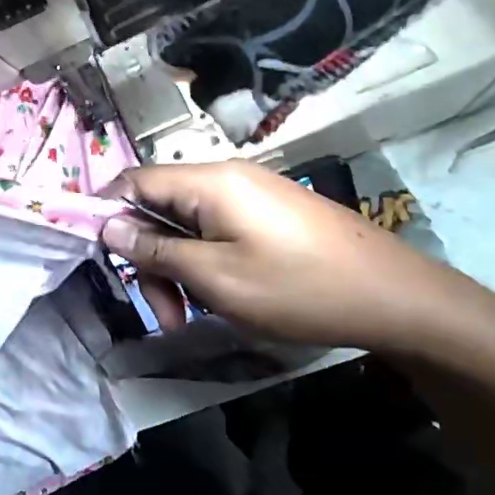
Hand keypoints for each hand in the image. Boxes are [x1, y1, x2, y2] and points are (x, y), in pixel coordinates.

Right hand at [100, 161, 486, 351]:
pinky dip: (208, 264)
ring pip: (191, 225)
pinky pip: (220, 231)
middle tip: (166, 317)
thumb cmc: (296, 286)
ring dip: (181, 270)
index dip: (109, 214)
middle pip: (163, 208)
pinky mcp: (271, 214)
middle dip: (152, 261)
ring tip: (194, 318)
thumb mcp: (215, 277)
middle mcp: (228, 177)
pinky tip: (224, 298)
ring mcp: (253, 195)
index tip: (104, 262)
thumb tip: (108, 225)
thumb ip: (155, 250)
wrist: (390, 295)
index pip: (135, 180)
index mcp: (209, 181)